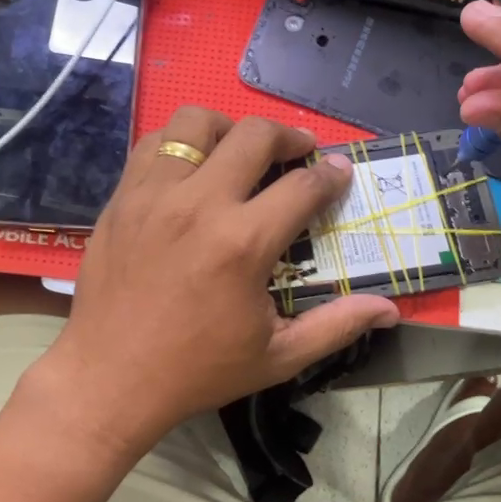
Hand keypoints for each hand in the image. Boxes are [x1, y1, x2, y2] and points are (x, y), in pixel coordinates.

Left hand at [21, 107, 400, 458]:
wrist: (109, 379)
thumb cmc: (197, 371)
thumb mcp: (276, 357)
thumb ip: (336, 325)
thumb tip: (390, 308)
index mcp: (242, 243)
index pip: (303, 186)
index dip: (331, 175)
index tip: (339, 173)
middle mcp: (198, 204)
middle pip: (254, 135)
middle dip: (289, 136)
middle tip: (299, 151)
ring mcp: (153, 195)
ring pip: (194, 122)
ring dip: (228, 128)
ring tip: (239, 150)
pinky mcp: (121, 198)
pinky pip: (152, 144)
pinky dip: (179, 143)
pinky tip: (190, 167)